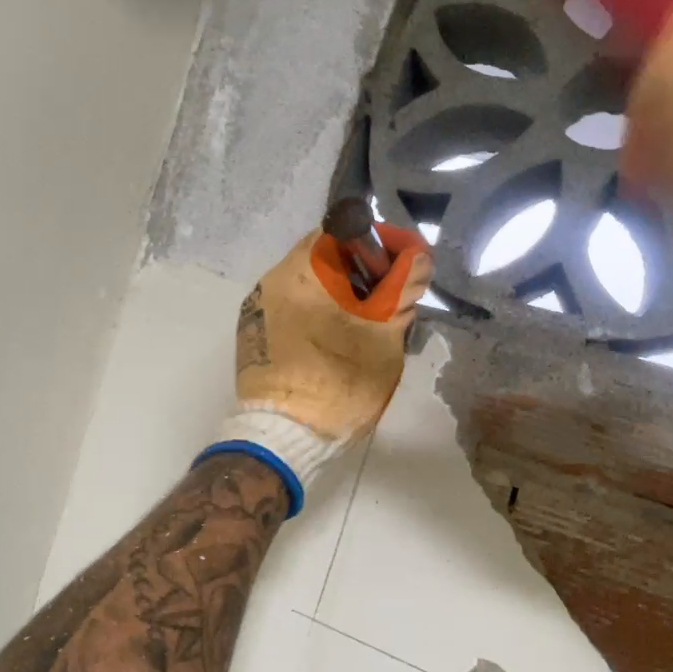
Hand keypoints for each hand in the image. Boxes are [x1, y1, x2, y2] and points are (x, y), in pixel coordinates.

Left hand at [201, 221, 430, 512]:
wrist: (284, 438)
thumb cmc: (336, 382)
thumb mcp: (382, 335)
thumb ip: (400, 291)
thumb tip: (416, 262)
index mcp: (297, 273)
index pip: (339, 233)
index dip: (377, 243)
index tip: (404, 265)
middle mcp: (270, 284)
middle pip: (324, 261)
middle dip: (363, 274)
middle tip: (396, 295)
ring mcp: (258, 313)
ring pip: (310, 288)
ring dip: (343, 297)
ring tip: (374, 320)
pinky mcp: (256, 339)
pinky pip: (295, 312)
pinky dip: (321, 316)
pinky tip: (344, 339)